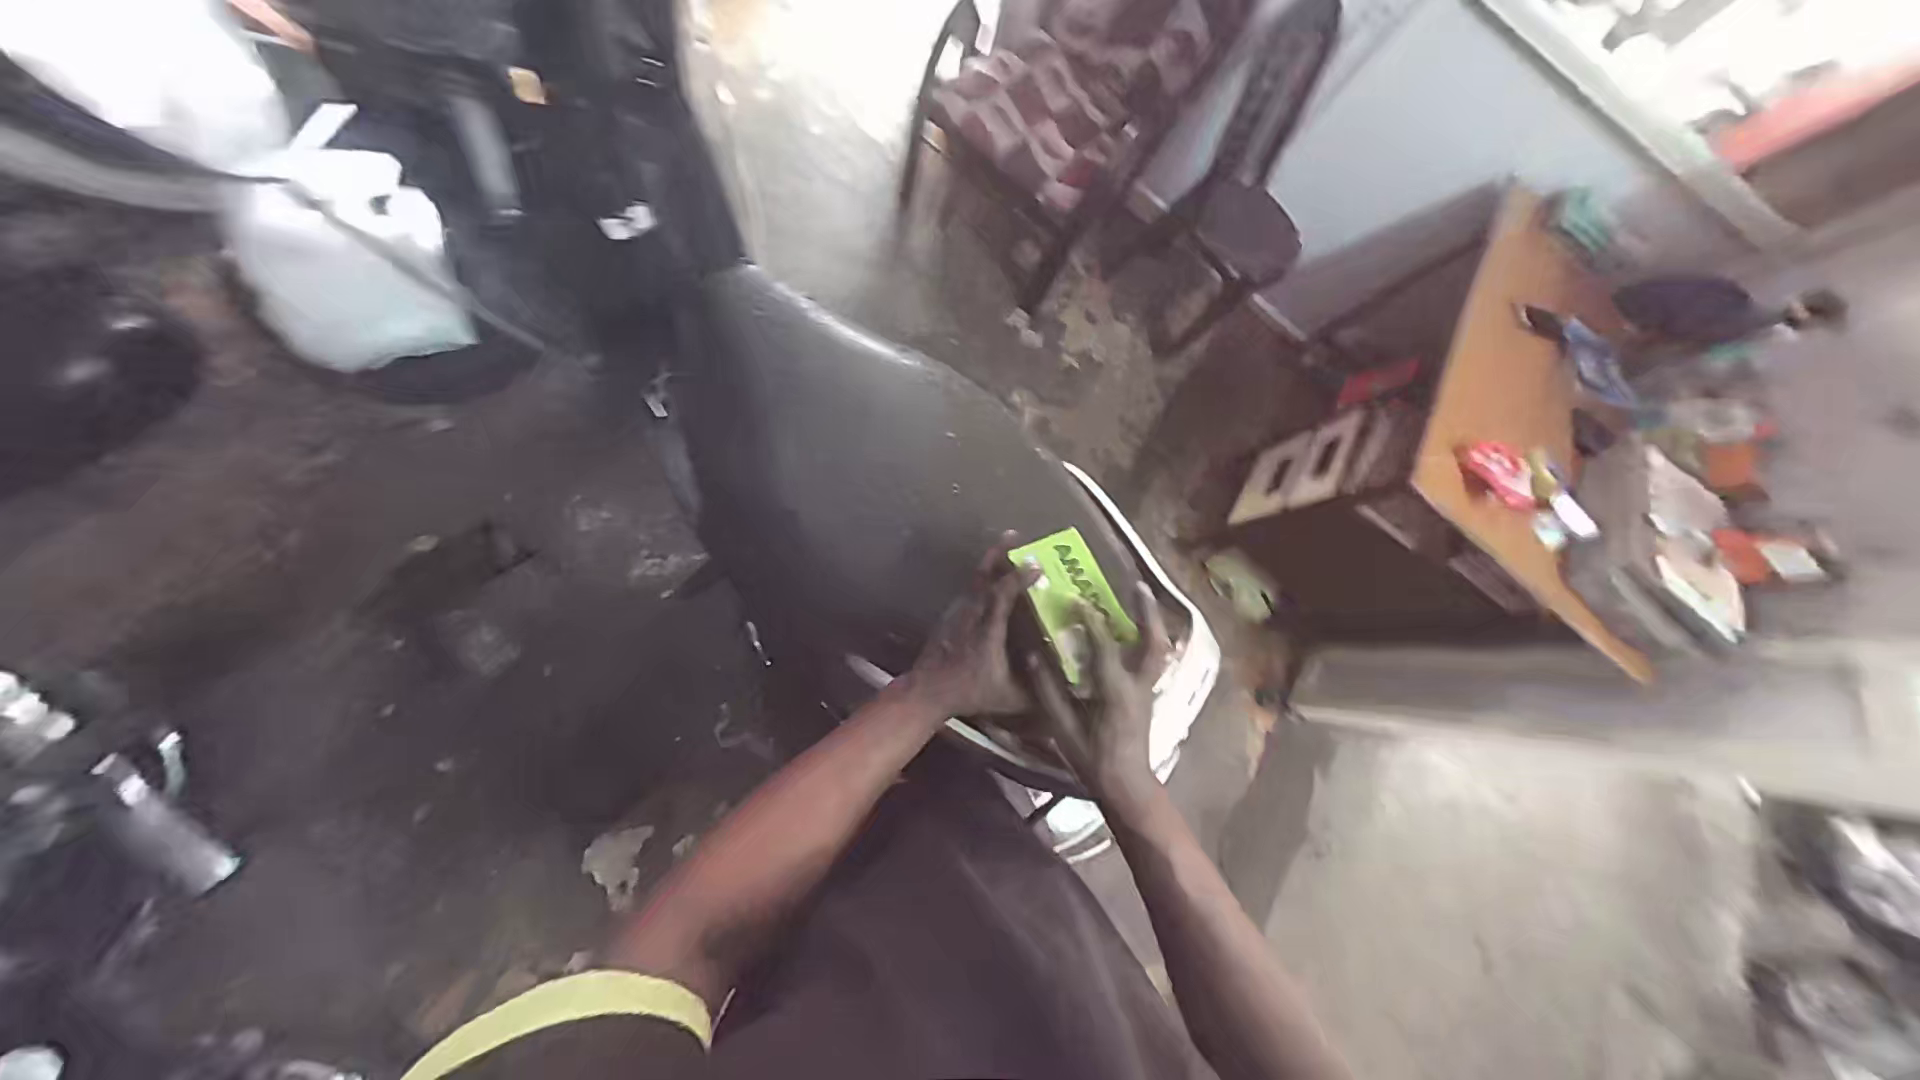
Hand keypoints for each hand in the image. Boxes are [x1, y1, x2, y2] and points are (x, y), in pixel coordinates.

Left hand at [899, 532, 1040, 718]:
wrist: (926, 692)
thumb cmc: (969, 693)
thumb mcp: (1009, 697)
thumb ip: (1037, 689)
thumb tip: (1067, 685)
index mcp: (987, 630)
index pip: (1002, 595)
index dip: (1019, 578)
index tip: (1037, 565)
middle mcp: (970, 614)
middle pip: (983, 576)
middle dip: (999, 554)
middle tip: (1014, 535)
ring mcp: (956, 613)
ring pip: (974, 580)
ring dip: (990, 562)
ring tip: (1005, 548)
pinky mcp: (949, 616)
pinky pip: (968, 590)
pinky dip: (981, 579)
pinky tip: (990, 579)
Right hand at [1028, 582, 1171, 805]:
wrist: (1127, 786)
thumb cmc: (1093, 760)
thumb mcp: (1063, 728)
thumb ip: (1048, 691)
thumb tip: (1033, 656)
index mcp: (1116, 691)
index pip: (1104, 646)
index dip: (1090, 620)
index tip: (1076, 597)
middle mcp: (1139, 685)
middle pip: (1152, 641)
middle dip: (1146, 611)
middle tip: (1138, 584)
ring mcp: (1149, 689)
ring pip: (1160, 648)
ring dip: (1153, 621)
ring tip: (1143, 598)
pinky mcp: (1149, 695)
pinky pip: (1155, 659)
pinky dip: (1151, 638)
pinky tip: (1140, 630)